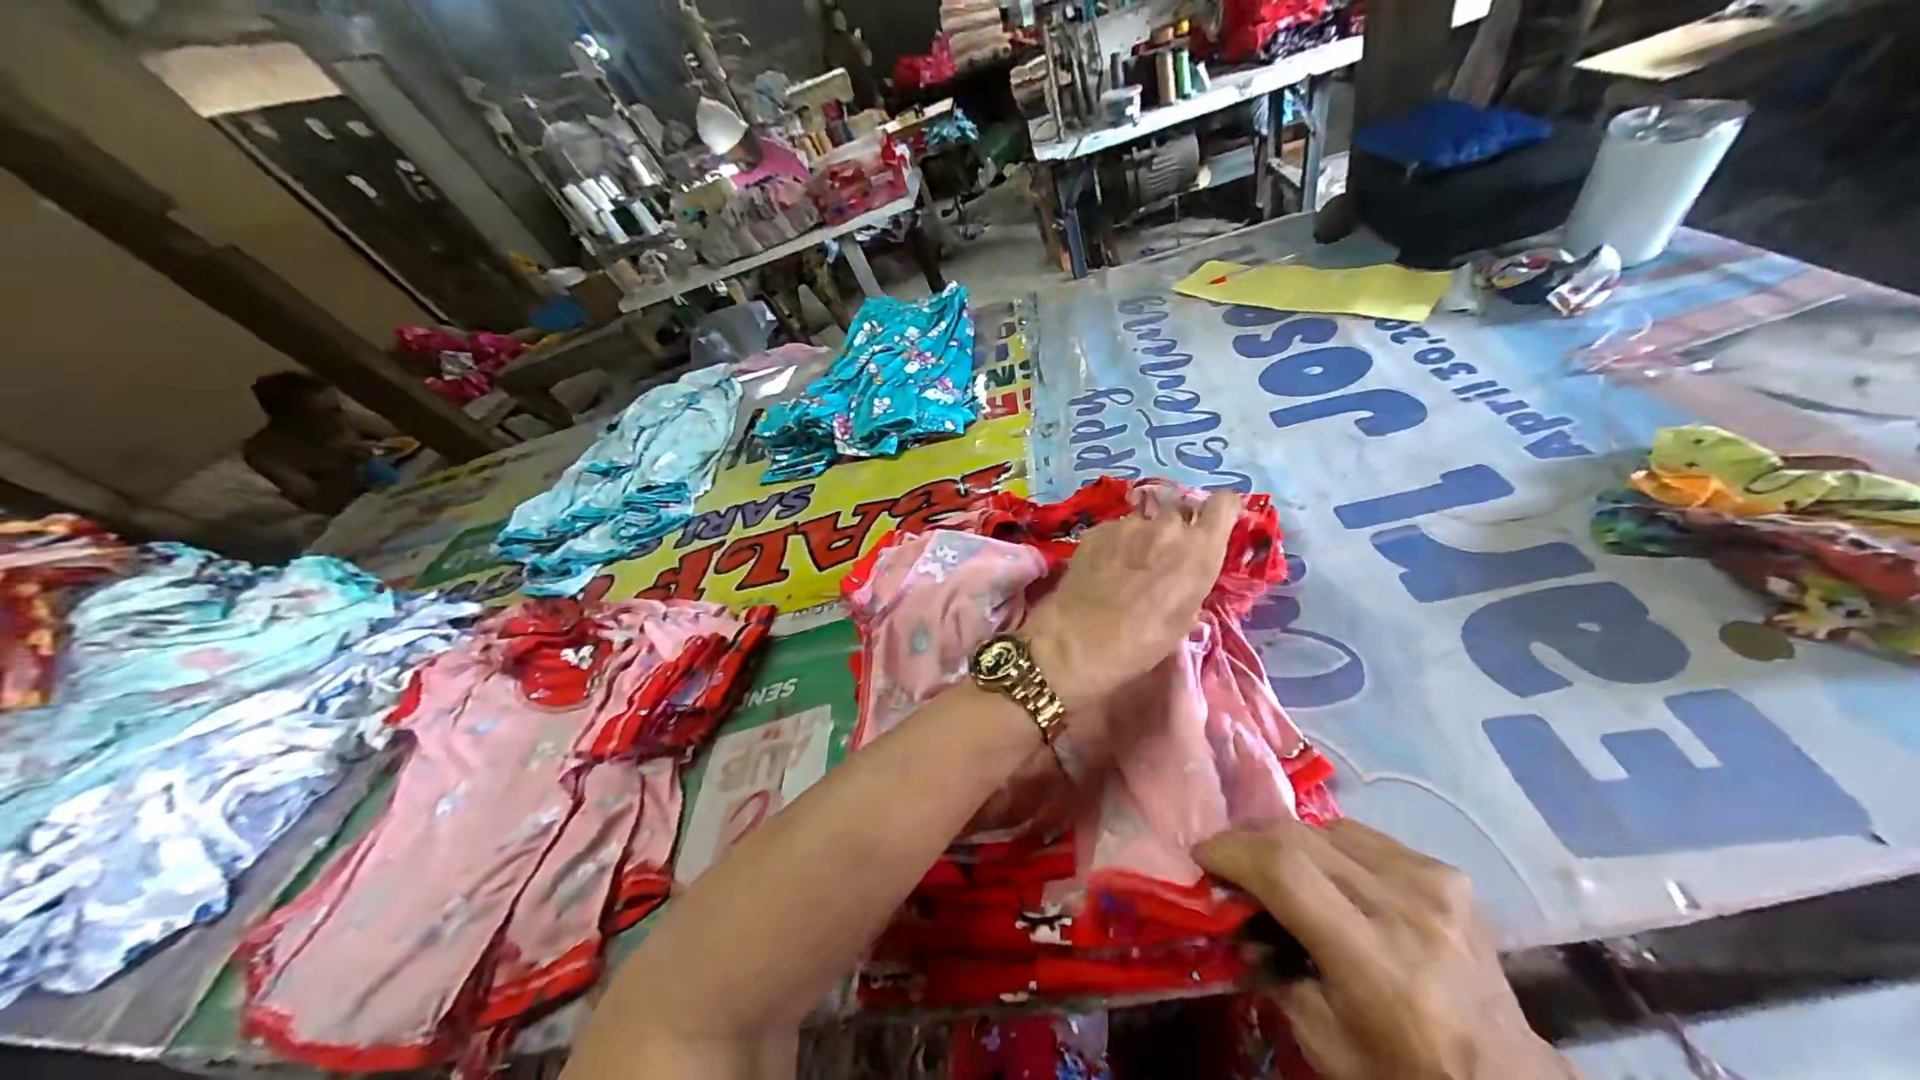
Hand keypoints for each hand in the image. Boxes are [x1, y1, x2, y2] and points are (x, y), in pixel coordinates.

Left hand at [1022, 489, 1238, 710]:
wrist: (1078, 640)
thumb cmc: (1142, 641)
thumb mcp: (1183, 620)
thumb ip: (1193, 585)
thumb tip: (1188, 577)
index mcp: (1199, 549)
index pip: (1224, 504)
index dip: (1221, 511)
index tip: (1215, 523)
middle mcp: (1167, 526)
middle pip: (1181, 512)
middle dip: (1177, 530)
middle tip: (1165, 557)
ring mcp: (1129, 524)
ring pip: (1145, 521)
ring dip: (1144, 537)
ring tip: (1130, 567)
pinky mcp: (1098, 529)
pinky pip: (1116, 530)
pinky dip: (1115, 543)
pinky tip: (1104, 568)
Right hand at [1196, 818, 1574, 1079]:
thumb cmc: (1404, 1075)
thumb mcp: (1322, 1041)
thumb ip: (1271, 969)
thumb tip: (1233, 913)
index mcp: (1378, 964)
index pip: (1285, 871)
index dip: (1232, 851)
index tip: (1201, 856)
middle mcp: (1409, 910)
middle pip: (1301, 837)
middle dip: (1248, 840)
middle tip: (1224, 859)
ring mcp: (1435, 884)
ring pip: (1328, 827)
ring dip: (1286, 840)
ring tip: (1270, 866)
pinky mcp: (1447, 873)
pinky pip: (1362, 837)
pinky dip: (1328, 846)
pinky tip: (1326, 874)